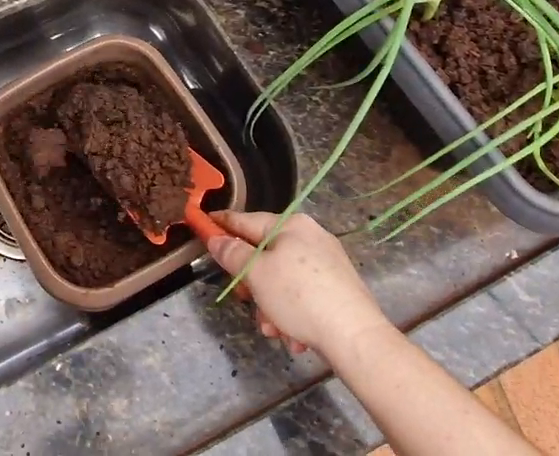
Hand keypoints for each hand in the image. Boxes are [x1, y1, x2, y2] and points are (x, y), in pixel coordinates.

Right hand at [204, 210, 390, 359]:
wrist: (357, 339)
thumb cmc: (300, 297)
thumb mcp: (256, 274)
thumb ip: (232, 253)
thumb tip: (216, 239)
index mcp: (291, 225)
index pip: (245, 220)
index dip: (220, 224)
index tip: (201, 223)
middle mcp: (311, 237)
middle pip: (265, 255)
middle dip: (252, 283)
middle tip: (246, 300)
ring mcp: (328, 264)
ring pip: (283, 280)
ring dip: (271, 305)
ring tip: (274, 330)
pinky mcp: (340, 290)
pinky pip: (303, 295)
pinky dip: (293, 313)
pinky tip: (294, 336)